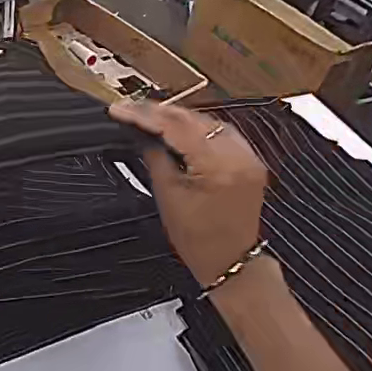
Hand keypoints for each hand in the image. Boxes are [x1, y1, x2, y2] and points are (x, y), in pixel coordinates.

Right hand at [109, 99, 268, 283]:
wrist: (230, 261)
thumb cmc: (198, 239)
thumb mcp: (168, 196)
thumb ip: (157, 158)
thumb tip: (144, 134)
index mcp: (217, 167)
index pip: (176, 127)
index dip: (145, 115)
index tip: (121, 110)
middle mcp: (239, 156)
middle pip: (194, 120)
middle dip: (160, 113)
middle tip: (132, 110)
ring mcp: (248, 157)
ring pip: (208, 122)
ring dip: (179, 118)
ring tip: (150, 116)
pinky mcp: (250, 161)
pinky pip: (221, 133)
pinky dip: (198, 128)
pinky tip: (179, 128)